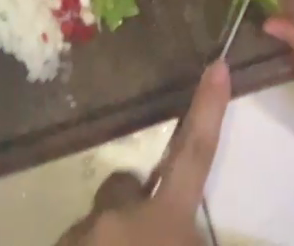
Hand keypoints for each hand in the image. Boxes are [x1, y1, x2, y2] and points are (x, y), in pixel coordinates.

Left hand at [56, 60, 229, 245]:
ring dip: (111, 236)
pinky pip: (76, 240)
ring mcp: (81, 233)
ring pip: (97, 219)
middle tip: (148, 235)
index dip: (208, 110)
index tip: (217, 64)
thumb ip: (190, 231)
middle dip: (133, 204)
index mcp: (165, 218)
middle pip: (124, 187)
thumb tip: (185, 224)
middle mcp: (118, 215)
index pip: (194, 155)